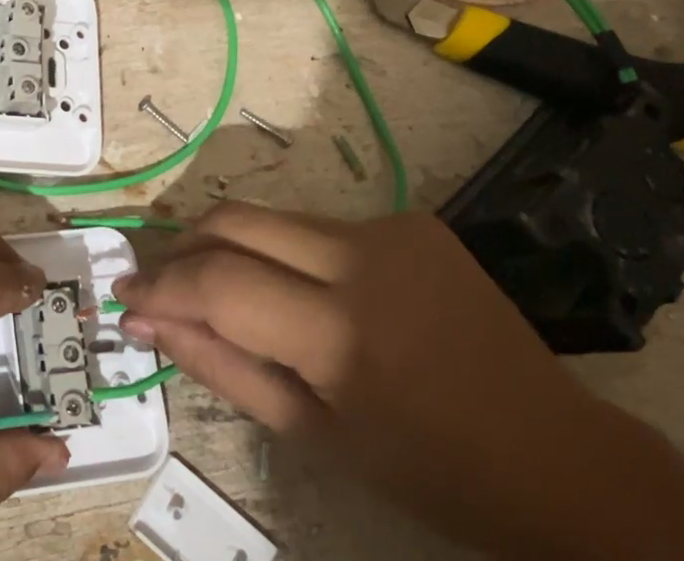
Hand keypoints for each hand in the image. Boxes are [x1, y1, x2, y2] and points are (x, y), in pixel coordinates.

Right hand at [112, 202, 683, 560]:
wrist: (556, 455)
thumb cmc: (426, 467)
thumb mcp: (310, 433)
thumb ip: (220, 365)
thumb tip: (149, 319)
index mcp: (341, 330)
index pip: (217, 281)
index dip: (160, 285)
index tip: (126, 298)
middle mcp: (365, 256)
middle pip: (234, 218)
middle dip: (182, 247)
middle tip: (159, 285)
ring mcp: (393, 229)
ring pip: (272, 216)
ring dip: (232, 248)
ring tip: (223, 295)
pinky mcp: (413, 220)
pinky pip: (318, 224)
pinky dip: (285, 251)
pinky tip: (296, 293)